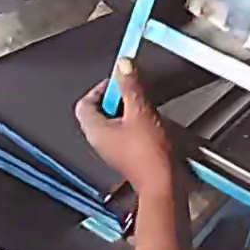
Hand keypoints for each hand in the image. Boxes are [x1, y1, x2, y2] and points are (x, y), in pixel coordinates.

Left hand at [77, 58, 176, 196]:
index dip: (100, 87)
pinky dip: (136, 123)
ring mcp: (114, 149)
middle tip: (133, 90)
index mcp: (95, 131)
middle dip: (117, 97)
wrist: (163, 183)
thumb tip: (123, 66)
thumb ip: (131, 87)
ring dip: (128, 109)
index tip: (118, 78)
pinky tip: (151, 122)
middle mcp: (100, 141)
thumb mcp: (141, 112)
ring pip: (114, 121)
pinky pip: (126, 132)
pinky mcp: (128, 154)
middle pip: (100, 110)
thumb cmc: (149, 156)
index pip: (85, 102)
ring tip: (144, 105)